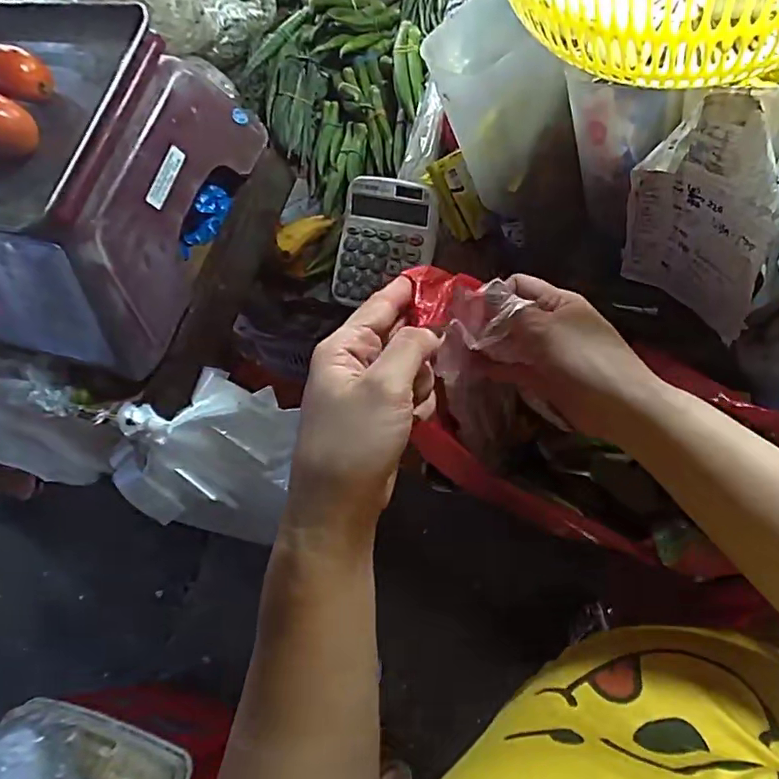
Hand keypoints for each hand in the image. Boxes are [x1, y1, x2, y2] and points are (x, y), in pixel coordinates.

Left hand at [286, 277, 441, 537]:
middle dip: (421, 351)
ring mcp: (367, 392)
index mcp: (344, 348)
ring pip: (412, 368)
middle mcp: (354, 364)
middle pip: (401, 337)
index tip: (439, 277)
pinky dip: (418, 406)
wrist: (340, 502)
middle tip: (435, 365)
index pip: (380, 306)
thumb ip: (411, 347)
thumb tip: (431, 329)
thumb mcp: (385, 386)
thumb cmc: (356, 439)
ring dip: (422, 384)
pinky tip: (415, 423)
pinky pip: (410, 395)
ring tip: (414, 407)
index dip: (409, 290)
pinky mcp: (381, 417)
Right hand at [477, 274, 666, 444]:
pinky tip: (474, 368)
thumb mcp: (546, 329)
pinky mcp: (544, 379)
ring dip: (488, 345)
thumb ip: (512, 314)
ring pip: (511, 343)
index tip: (468, 311)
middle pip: (512, 315)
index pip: (518, 286)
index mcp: (559, 302)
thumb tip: (485, 297)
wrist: (620, 405)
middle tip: (457, 333)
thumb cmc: (585, 359)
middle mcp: (551, 323)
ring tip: (459, 350)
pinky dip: (497, 367)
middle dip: (486, 321)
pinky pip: (516, 368)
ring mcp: (548, 352)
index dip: (493, 295)